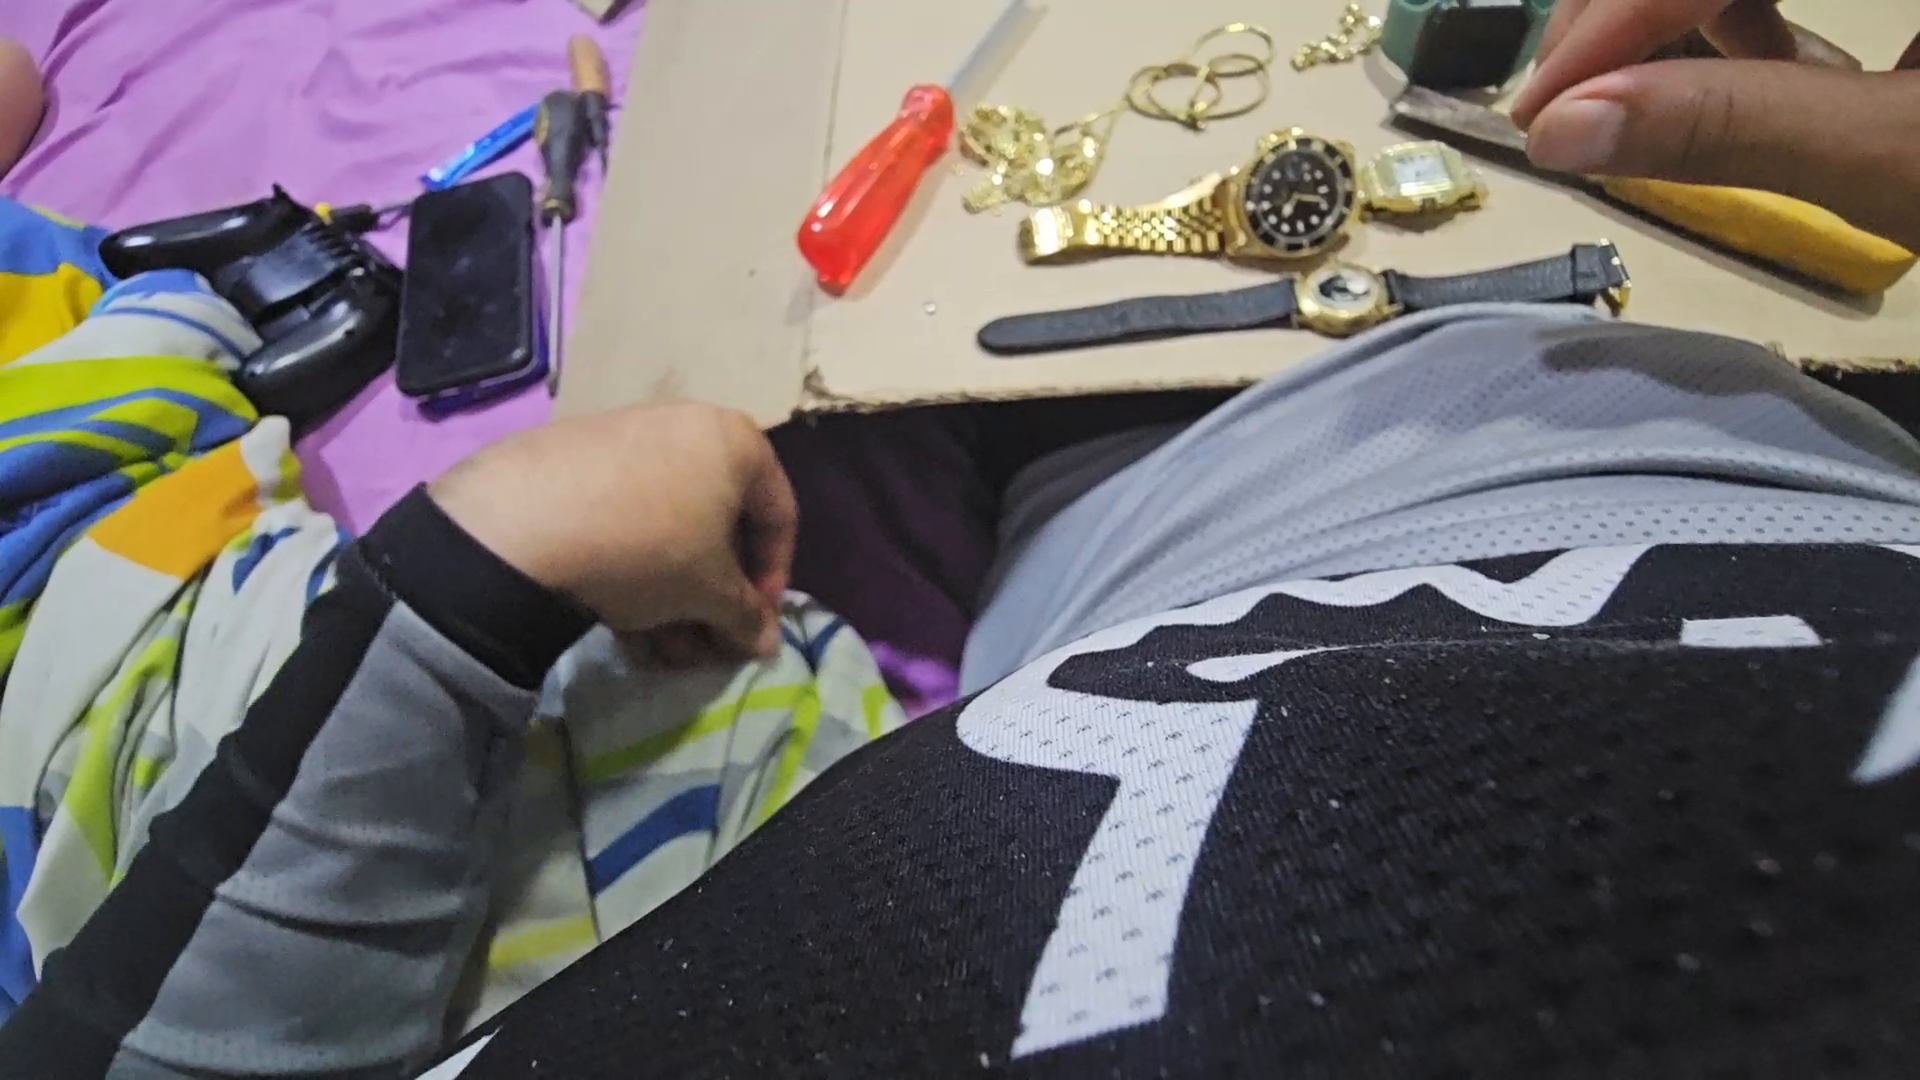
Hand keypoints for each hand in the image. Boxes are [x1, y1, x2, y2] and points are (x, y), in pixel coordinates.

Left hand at [428, 403, 797, 660]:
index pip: (779, 517)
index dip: (774, 578)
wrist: (519, 524)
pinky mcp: (575, 457)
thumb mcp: (712, 592)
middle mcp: (690, 426)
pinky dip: (633, 567)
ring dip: (676, 594)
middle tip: (706, 641)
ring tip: (661, 646)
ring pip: (670, 527)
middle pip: (720, 524)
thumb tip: (767, 644)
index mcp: (738, 442)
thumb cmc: (653, 546)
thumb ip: (749, 617)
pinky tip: (620, 618)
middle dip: (716, 594)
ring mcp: (628, 437)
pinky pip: (626, 518)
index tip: (755, 621)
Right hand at [1509, 1, 1919, 249]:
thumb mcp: (1897, 152)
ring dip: (1652, 25)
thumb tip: (1556, 132)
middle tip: (1557, 106)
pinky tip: (1719, 74)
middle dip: (1613, 14)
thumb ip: (1733, 129)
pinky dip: (1722, 20)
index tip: (1539, 116)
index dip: (1614, 17)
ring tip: (1617, 103)